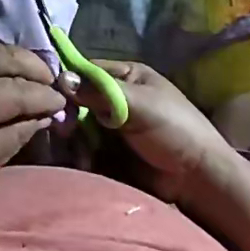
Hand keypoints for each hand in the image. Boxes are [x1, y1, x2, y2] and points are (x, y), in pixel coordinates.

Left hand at [0, 42, 63, 213]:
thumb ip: (12, 138)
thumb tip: (46, 116)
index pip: (18, 90)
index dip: (46, 97)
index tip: (64, 104)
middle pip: (8, 56)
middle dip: (38, 68)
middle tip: (55, 85)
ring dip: (18, 59)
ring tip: (37, 77)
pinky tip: (7, 70)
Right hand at [66, 60, 234, 203]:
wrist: (198, 180)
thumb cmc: (175, 130)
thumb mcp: (139, 104)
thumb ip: (101, 91)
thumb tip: (62, 78)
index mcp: (126, 77)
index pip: (87, 70)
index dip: (69, 80)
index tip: (51, 95)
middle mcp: (115, 98)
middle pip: (78, 99)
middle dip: (69, 113)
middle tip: (64, 128)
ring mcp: (110, 127)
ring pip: (77, 125)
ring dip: (73, 136)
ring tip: (76, 149)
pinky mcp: (107, 153)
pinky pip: (83, 147)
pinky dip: (78, 153)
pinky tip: (80, 160)